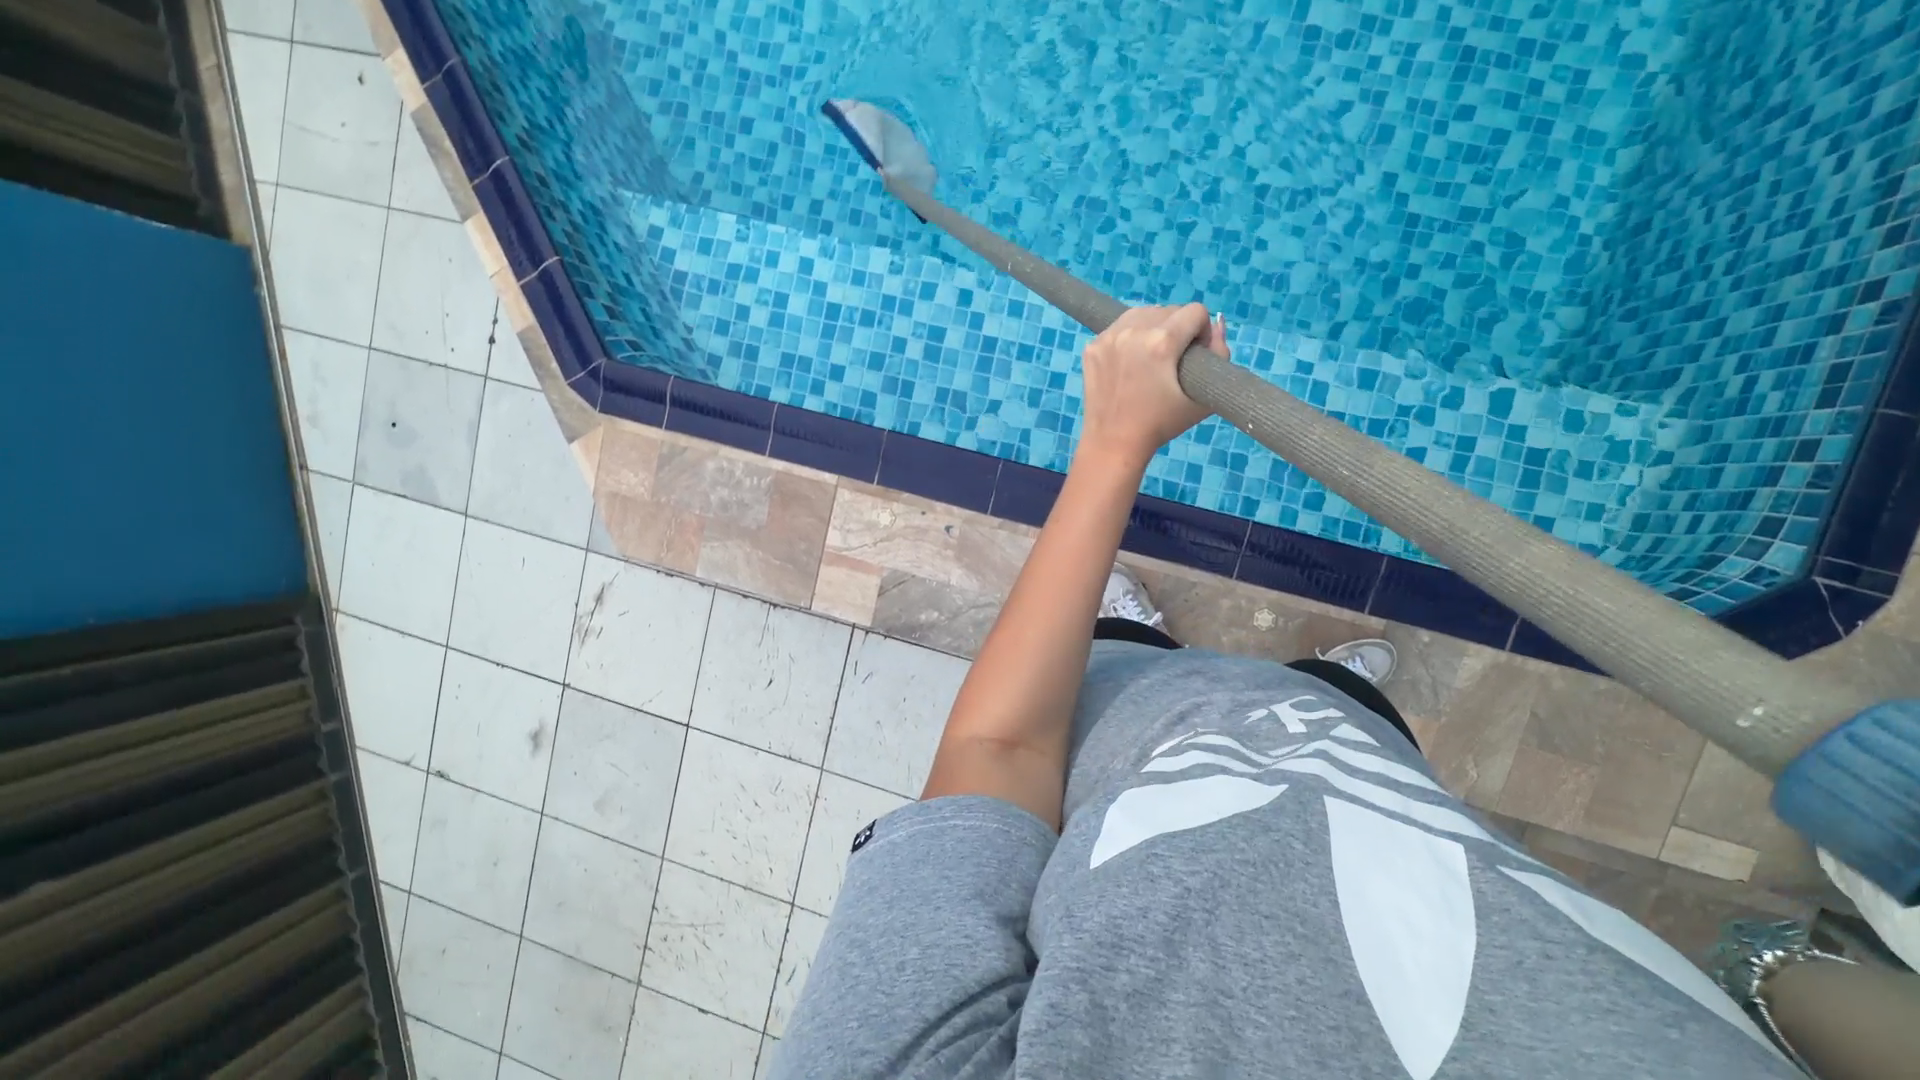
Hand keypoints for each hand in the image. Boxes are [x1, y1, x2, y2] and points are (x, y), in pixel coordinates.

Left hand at [1077, 303, 1223, 470]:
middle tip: (1173, 359)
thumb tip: (1217, 324)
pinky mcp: (1093, 345)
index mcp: (1161, 343)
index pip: (1195, 311)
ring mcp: (1109, 337)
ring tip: (1152, 356)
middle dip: (1178, 329)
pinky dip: (1130, 337)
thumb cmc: (1162, 423)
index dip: (1202, 331)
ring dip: (1154, 327)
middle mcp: (1133, 331)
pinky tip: (1131, 361)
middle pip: (1169, 310)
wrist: (1114, 442)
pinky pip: (1120, 327)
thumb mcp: (1202, 396)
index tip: (1195, 354)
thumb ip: (1220, 355)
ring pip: (1143, 313)